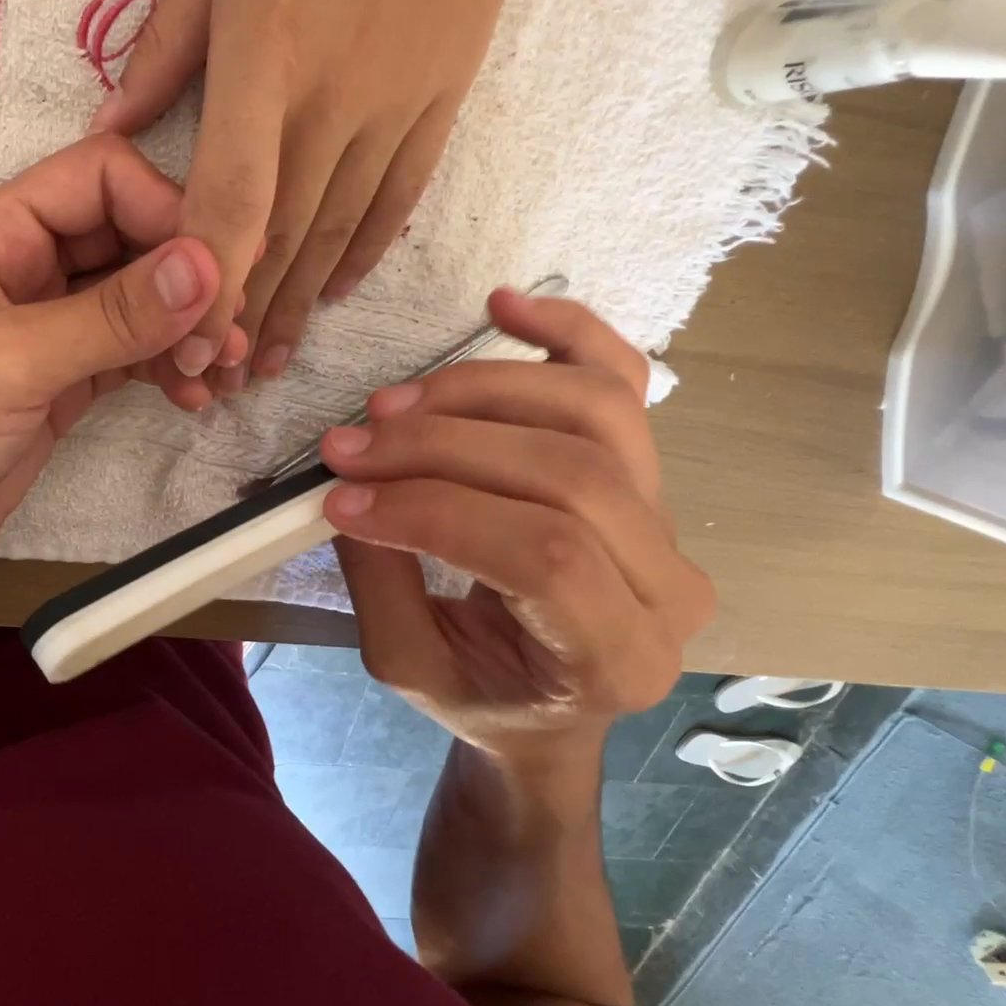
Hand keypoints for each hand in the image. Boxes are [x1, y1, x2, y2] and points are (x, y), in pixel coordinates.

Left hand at [0, 135, 219, 578]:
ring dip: (188, 329)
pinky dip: (169, 367)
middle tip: (230, 332)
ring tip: (223, 372)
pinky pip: (135, 353)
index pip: (102, 179)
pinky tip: (195, 397)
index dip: (165, 210)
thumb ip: (110, 316)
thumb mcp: (11, 364)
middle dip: (188, 279)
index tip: (215, 271)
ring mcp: (51, 324)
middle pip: (132, 236)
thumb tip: (207, 264)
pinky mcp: (68, 379)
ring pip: (141, 300)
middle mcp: (28, 264)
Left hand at [91, 0, 516, 405]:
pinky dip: (363, 252)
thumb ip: (164, 52)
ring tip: (273, 361)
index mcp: (263, 63)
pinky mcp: (443, 97)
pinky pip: (399, 196)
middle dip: (250, 316)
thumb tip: (112, 130)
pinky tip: (333, 293)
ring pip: (338, 229)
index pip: (232, 202)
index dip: (211, 283)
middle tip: (226, 378)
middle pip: (282, 235)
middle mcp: (330, 99)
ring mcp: (395, 103)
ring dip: (303, 304)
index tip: (193, 346)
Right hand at [319, 291, 713, 765]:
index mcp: (617, 658)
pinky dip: (567, 331)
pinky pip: (622, 382)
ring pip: (594, 413)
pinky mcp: (645, 473)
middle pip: (569, 475)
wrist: (544, 701)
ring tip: (389, 405)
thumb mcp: (405, 663)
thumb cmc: (475, 693)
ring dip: (477, 392)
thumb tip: (350, 488)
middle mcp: (666, 582)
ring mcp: (667, 518)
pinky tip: (503, 304)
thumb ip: (380, 582)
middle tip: (346, 448)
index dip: (432, 511)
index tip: (339, 501)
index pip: (541, 556)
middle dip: (438, 448)